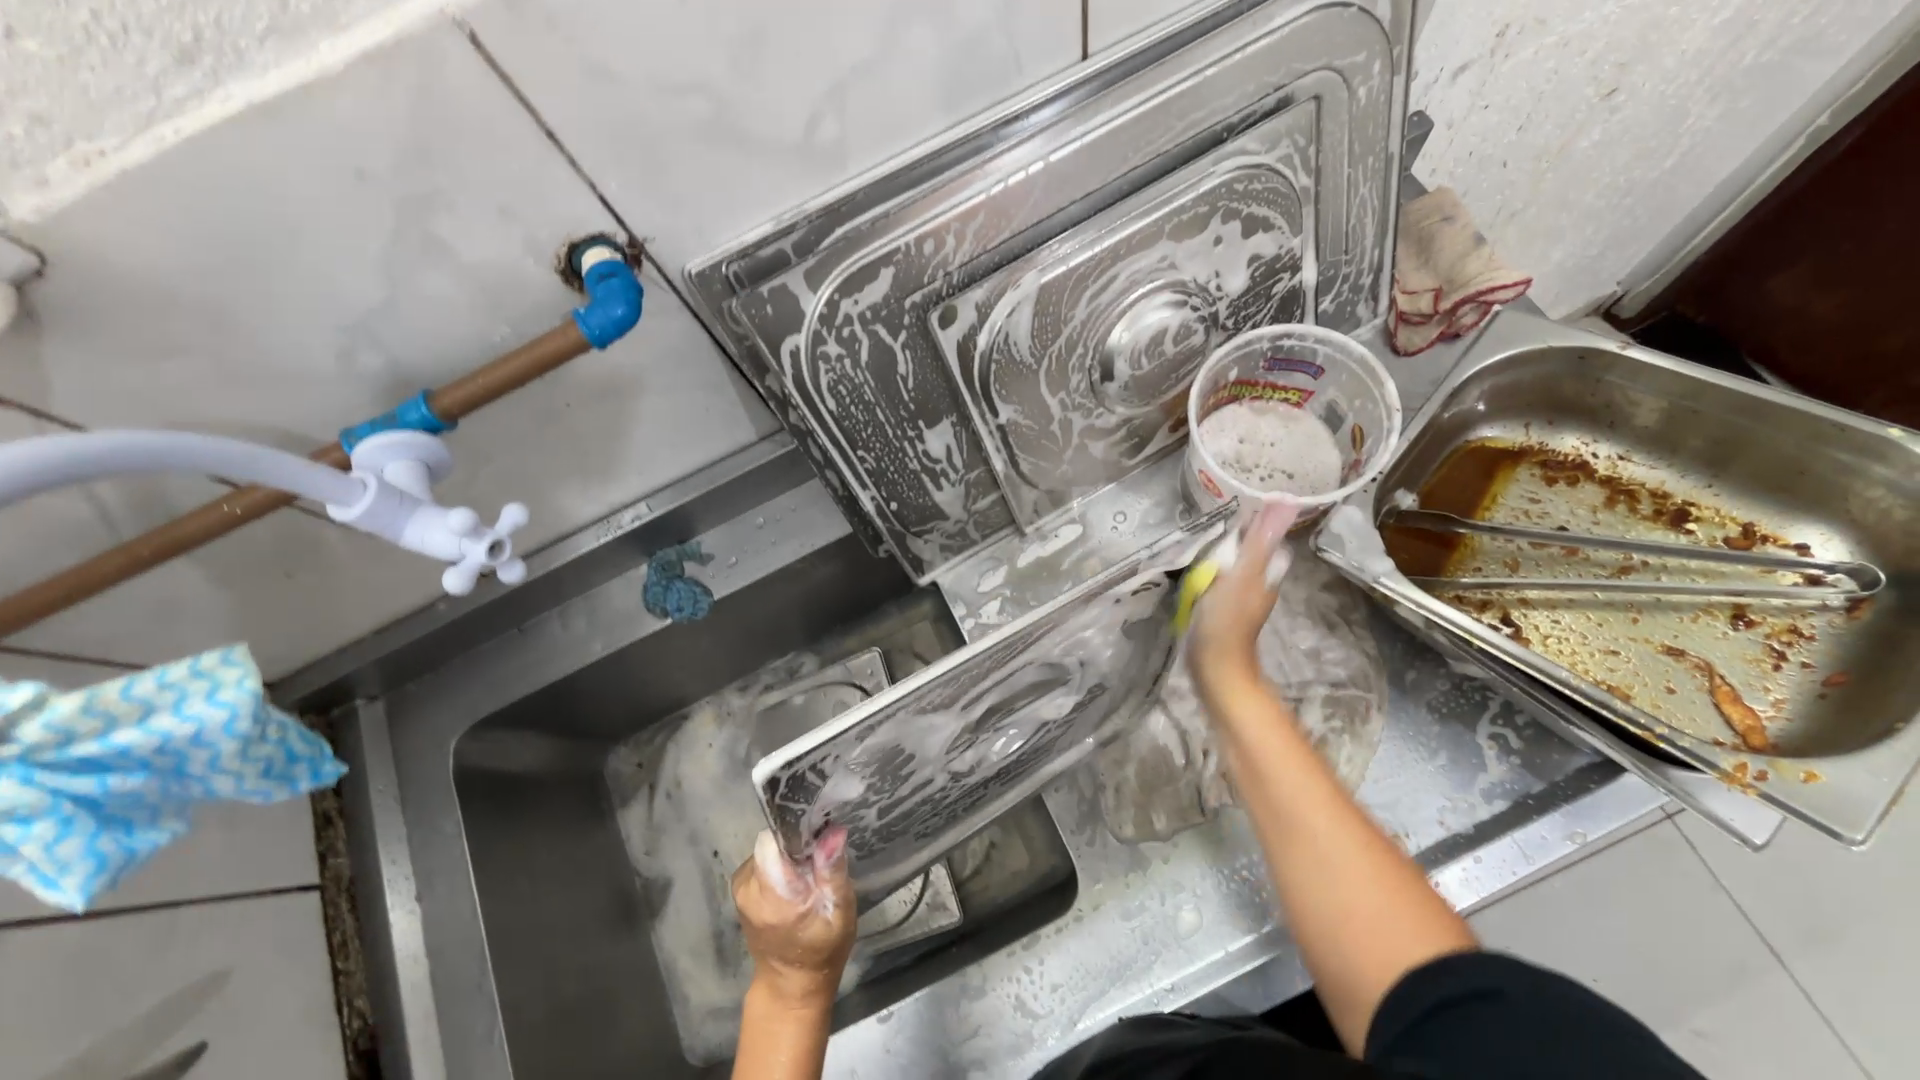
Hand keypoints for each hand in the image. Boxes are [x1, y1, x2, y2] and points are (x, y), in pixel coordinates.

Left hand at [732, 828, 857, 1009]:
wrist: (791, 983)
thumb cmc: (822, 949)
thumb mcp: (839, 913)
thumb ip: (832, 872)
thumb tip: (832, 832)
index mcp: (771, 894)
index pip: (775, 840)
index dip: (799, 832)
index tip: (821, 837)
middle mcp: (747, 886)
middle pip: (772, 842)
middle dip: (798, 844)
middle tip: (820, 862)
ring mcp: (740, 887)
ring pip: (768, 848)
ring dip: (790, 854)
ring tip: (811, 873)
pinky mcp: (741, 888)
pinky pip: (763, 859)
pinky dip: (781, 863)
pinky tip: (797, 880)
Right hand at [1188, 502, 1294, 713]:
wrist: (1213, 666)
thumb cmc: (1227, 619)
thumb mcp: (1242, 573)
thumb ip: (1259, 540)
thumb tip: (1285, 503)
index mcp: (1266, 575)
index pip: (1266, 540)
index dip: (1253, 523)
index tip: (1234, 507)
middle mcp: (1258, 586)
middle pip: (1249, 553)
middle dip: (1234, 539)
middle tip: (1210, 525)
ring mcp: (1240, 601)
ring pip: (1234, 569)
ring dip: (1220, 557)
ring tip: (1199, 545)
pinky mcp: (1222, 613)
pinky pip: (1219, 584)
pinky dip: (1209, 576)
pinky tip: (1194, 574)